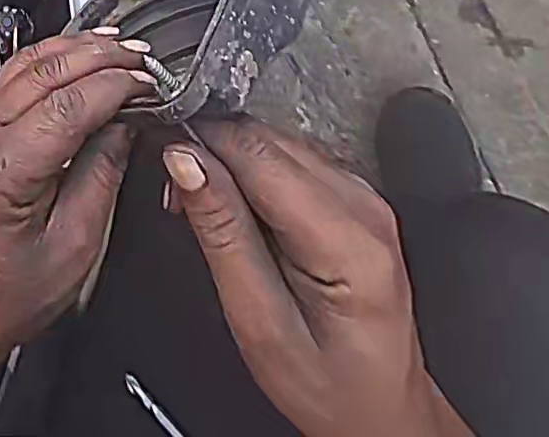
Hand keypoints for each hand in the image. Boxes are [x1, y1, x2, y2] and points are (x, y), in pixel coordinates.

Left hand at [0, 31, 153, 356]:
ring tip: (124, 46)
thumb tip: (130, 118)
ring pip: (34, 58)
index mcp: (1, 170)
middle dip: (105, 57)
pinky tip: (85, 47)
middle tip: (145, 59)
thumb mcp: (75, 241)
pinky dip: (59, 50)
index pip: (68, 105)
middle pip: (51, 71)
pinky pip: (21, 65)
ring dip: (84, 46)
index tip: (149, 84)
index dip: (116, 86)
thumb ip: (105, 170)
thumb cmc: (11, 285)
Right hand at [164, 119, 463, 436]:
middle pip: (266, 140)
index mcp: (348, 241)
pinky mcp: (350, 191)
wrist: (381, 409)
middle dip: (211, 150)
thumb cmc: (328, 386)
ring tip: (202, 204)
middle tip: (178, 192)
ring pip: (273, 140)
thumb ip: (222, 231)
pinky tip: (235, 203)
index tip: (167, 157)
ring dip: (227, 157)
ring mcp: (361, 192)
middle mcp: (362, 203)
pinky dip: (248, 167)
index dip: (204, 143)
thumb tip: (186, 161)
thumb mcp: (259, 322)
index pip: (259, 154)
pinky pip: (286, 155)